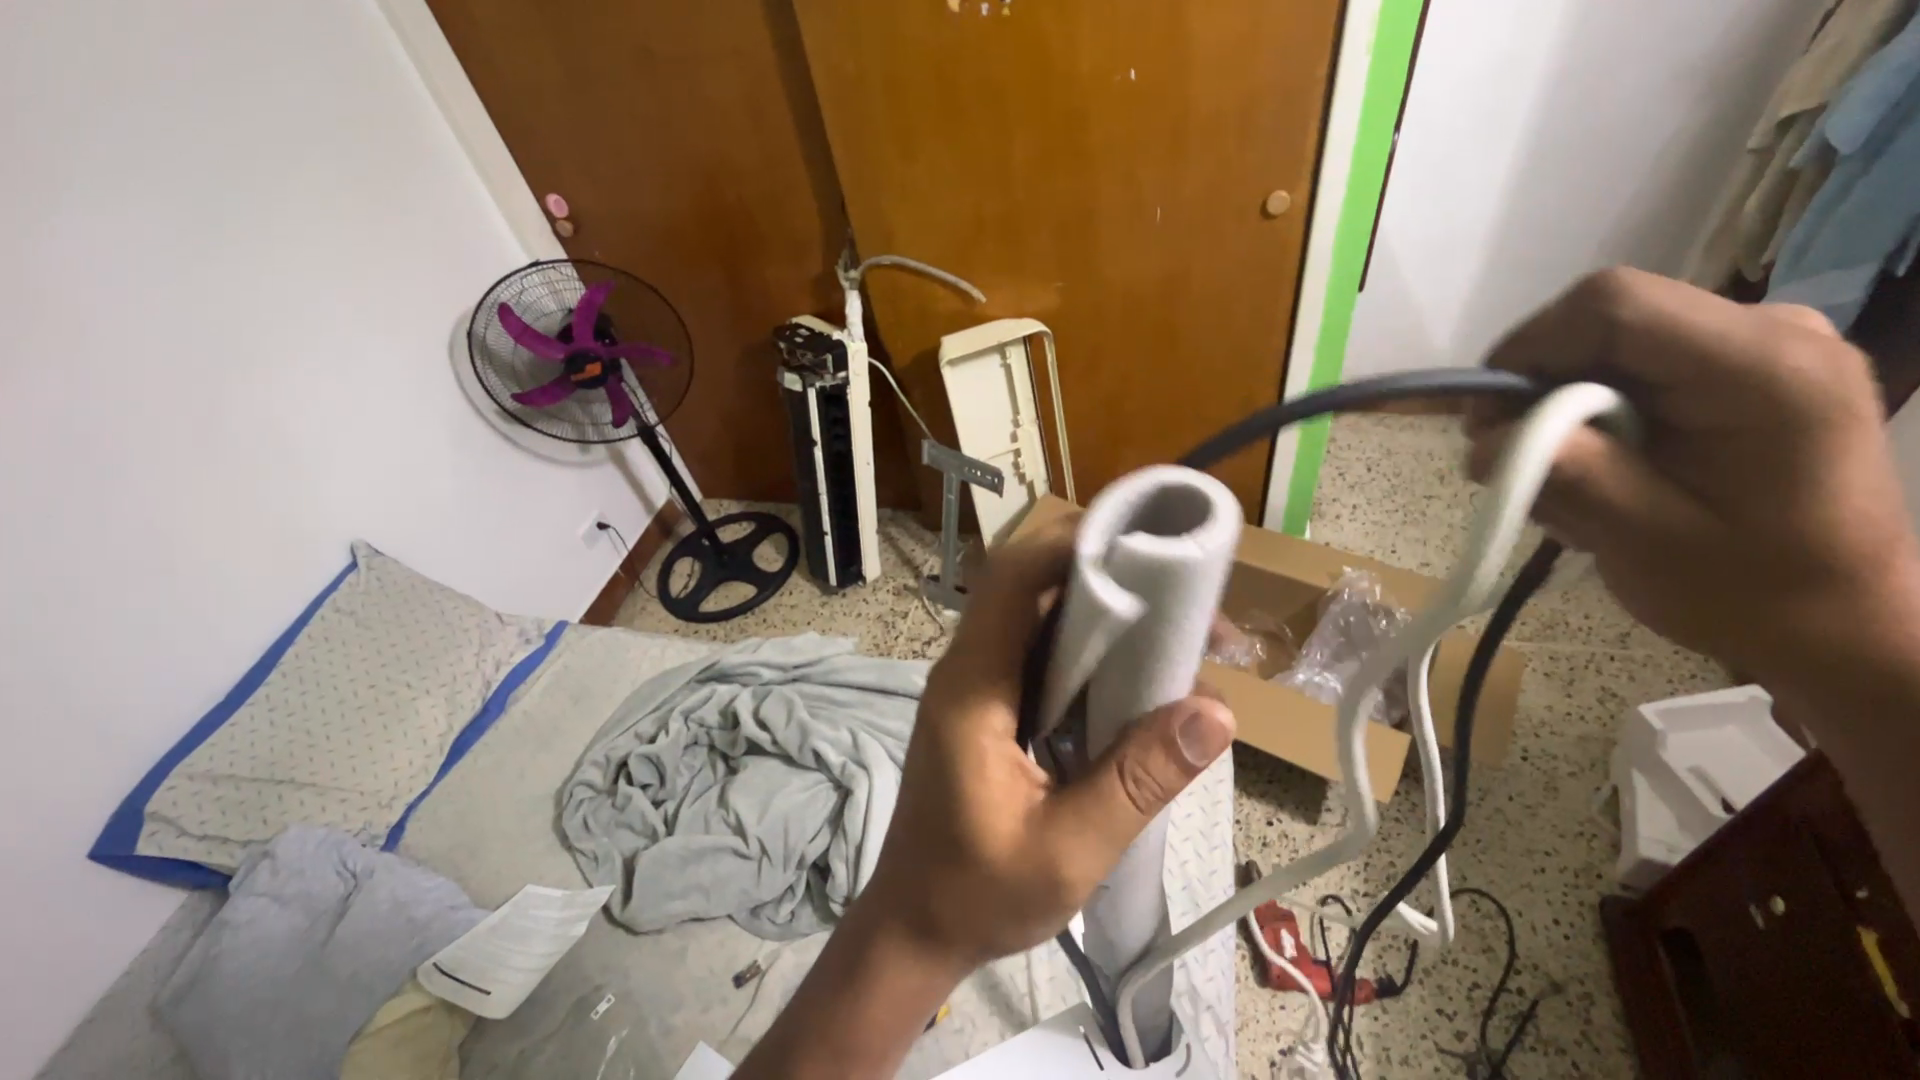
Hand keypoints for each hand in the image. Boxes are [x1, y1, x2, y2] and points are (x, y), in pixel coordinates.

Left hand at [861, 511, 1237, 968]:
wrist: (917, 927)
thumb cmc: (978, 894)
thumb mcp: (1068, 849)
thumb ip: (1138, 779)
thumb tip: (1217, 711)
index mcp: (973, 687)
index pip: (1014, 579)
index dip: (1076, 546)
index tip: (1153, 549)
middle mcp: (969, 670)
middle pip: (1032, 586)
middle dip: (1110, 577)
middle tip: (1189, 605)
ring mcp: (978, 687)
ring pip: (1041, 619)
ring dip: (1107, 616)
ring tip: (1181, 638)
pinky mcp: (991, 708)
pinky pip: (1043, 657)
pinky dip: (1093, 655)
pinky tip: (1140, 681)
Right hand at [1467, 267, 1919, 687]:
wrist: (1840, 618)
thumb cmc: (1752, 593)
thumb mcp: (1646, 543)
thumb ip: (1572, 476)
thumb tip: (1485, 438)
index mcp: (1766, 370)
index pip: (1614, 306)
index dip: (1529, 348)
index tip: (1487, 421)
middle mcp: (1773, 332)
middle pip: (1606, 319)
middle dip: (1538, 384)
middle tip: (1512, 459)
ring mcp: (1761, 343)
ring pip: (1610, 341)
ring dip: (1560, 404)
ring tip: (1565, 478)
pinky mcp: (1742, 364)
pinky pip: (1634, 362)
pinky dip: (1592, 409)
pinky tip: (1604, 465)